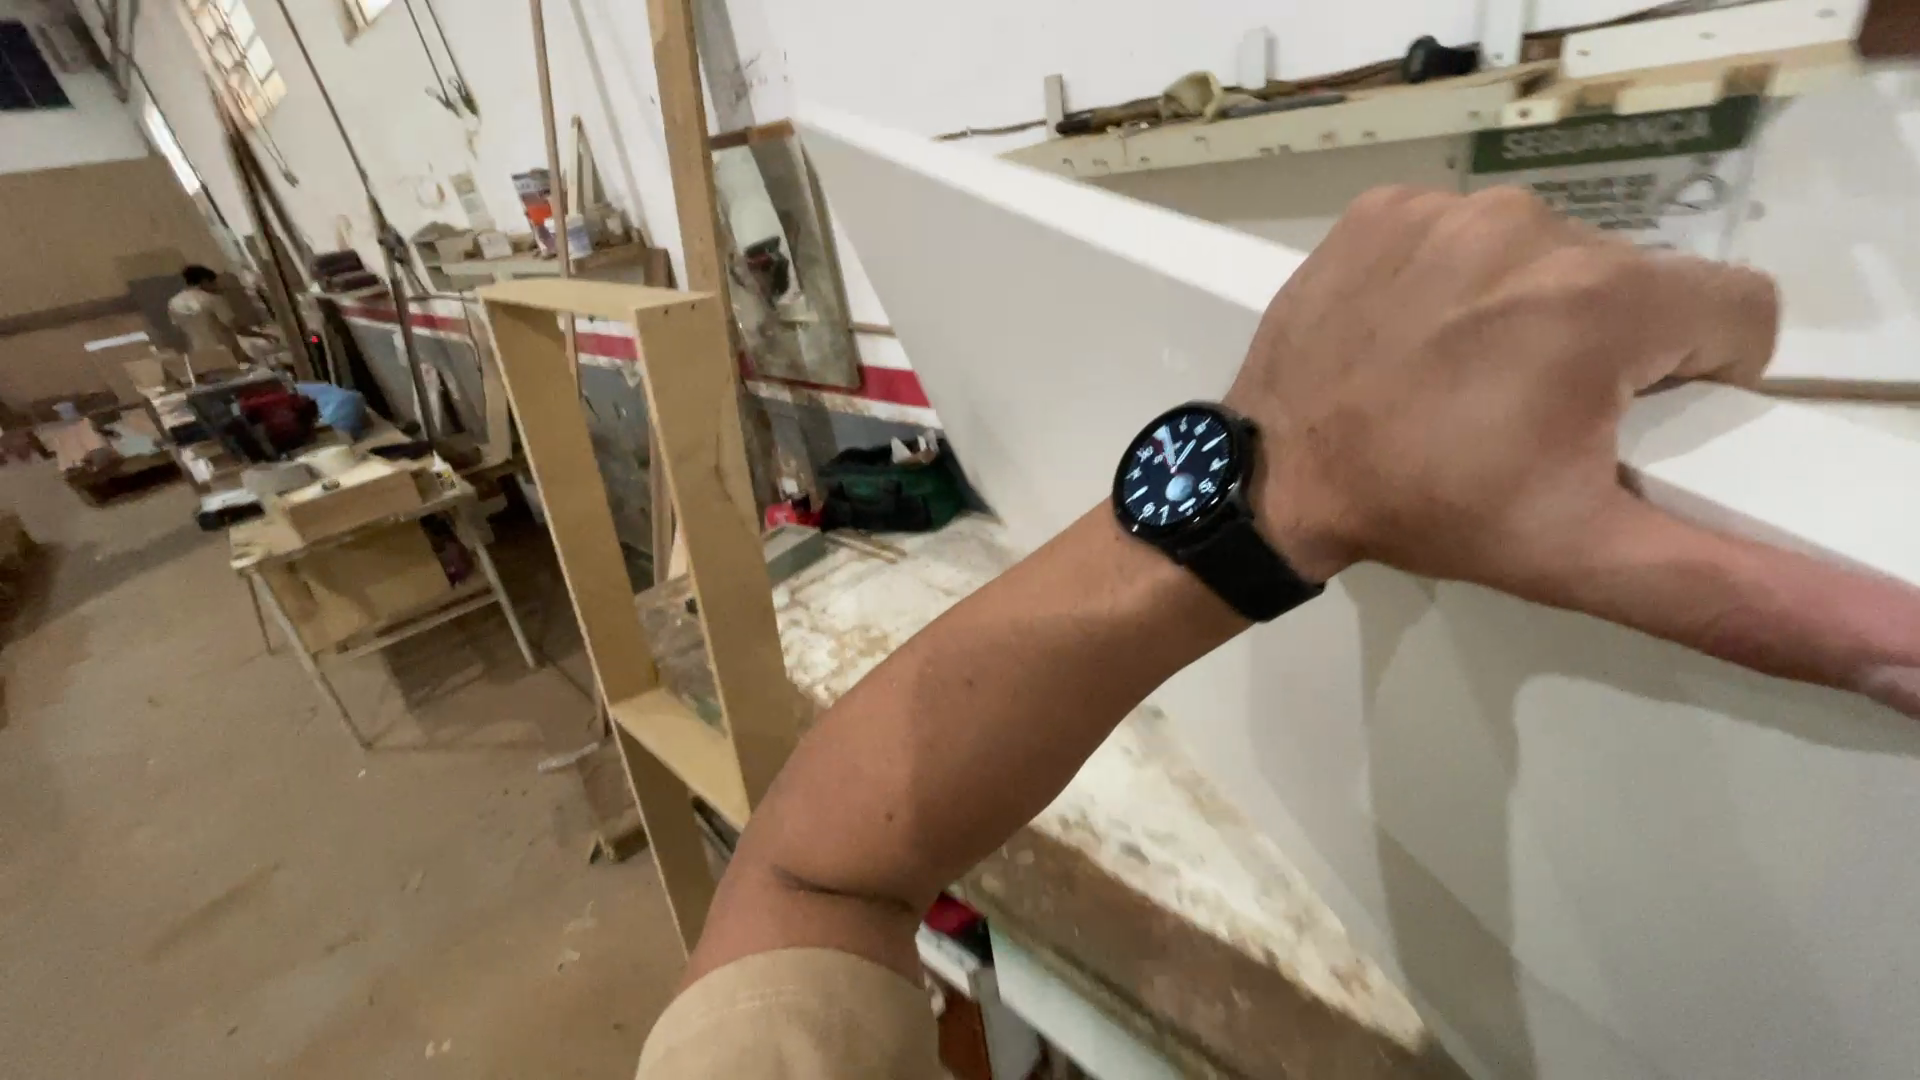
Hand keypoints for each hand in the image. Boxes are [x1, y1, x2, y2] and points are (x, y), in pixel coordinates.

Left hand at [1226, 185, 1919, 716]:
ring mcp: (1438, 213)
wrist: (1272, 480)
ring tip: (1448, 386)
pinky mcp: (1373, 216)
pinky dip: (1443, 283)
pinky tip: (1403, 340)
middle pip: (1628, 287)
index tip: (1597, 431)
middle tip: (1507, 419)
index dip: (1681, 386)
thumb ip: (1746, 594)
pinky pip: (1451, 235)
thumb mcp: (1582, 558)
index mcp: (1605, 302)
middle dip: (1596, 354)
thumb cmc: (1417, 510)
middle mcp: (1529, 229)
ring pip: (1541, 258)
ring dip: (1517, 318)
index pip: (1733, 318)